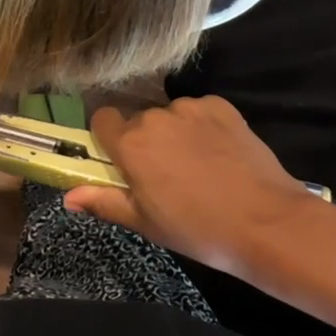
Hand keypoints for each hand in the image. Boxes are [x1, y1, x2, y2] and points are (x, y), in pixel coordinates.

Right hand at [64, 96, 314, 277]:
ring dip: (176, 134)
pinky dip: (204, 128)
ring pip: (171, 116)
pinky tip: (221, 156)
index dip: (108, 138)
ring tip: (200, 169)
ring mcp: (190, 108)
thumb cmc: (199, 230)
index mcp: (131, 144)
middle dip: (146, 142)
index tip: (122, 161)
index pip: (102, 119)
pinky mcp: (221, 105)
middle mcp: (155, 116)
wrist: (267, 223)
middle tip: (167, 176)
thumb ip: (104, 202)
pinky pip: (201, 112)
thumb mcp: (146, 224)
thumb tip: (68, 196)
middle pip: (139, 121)